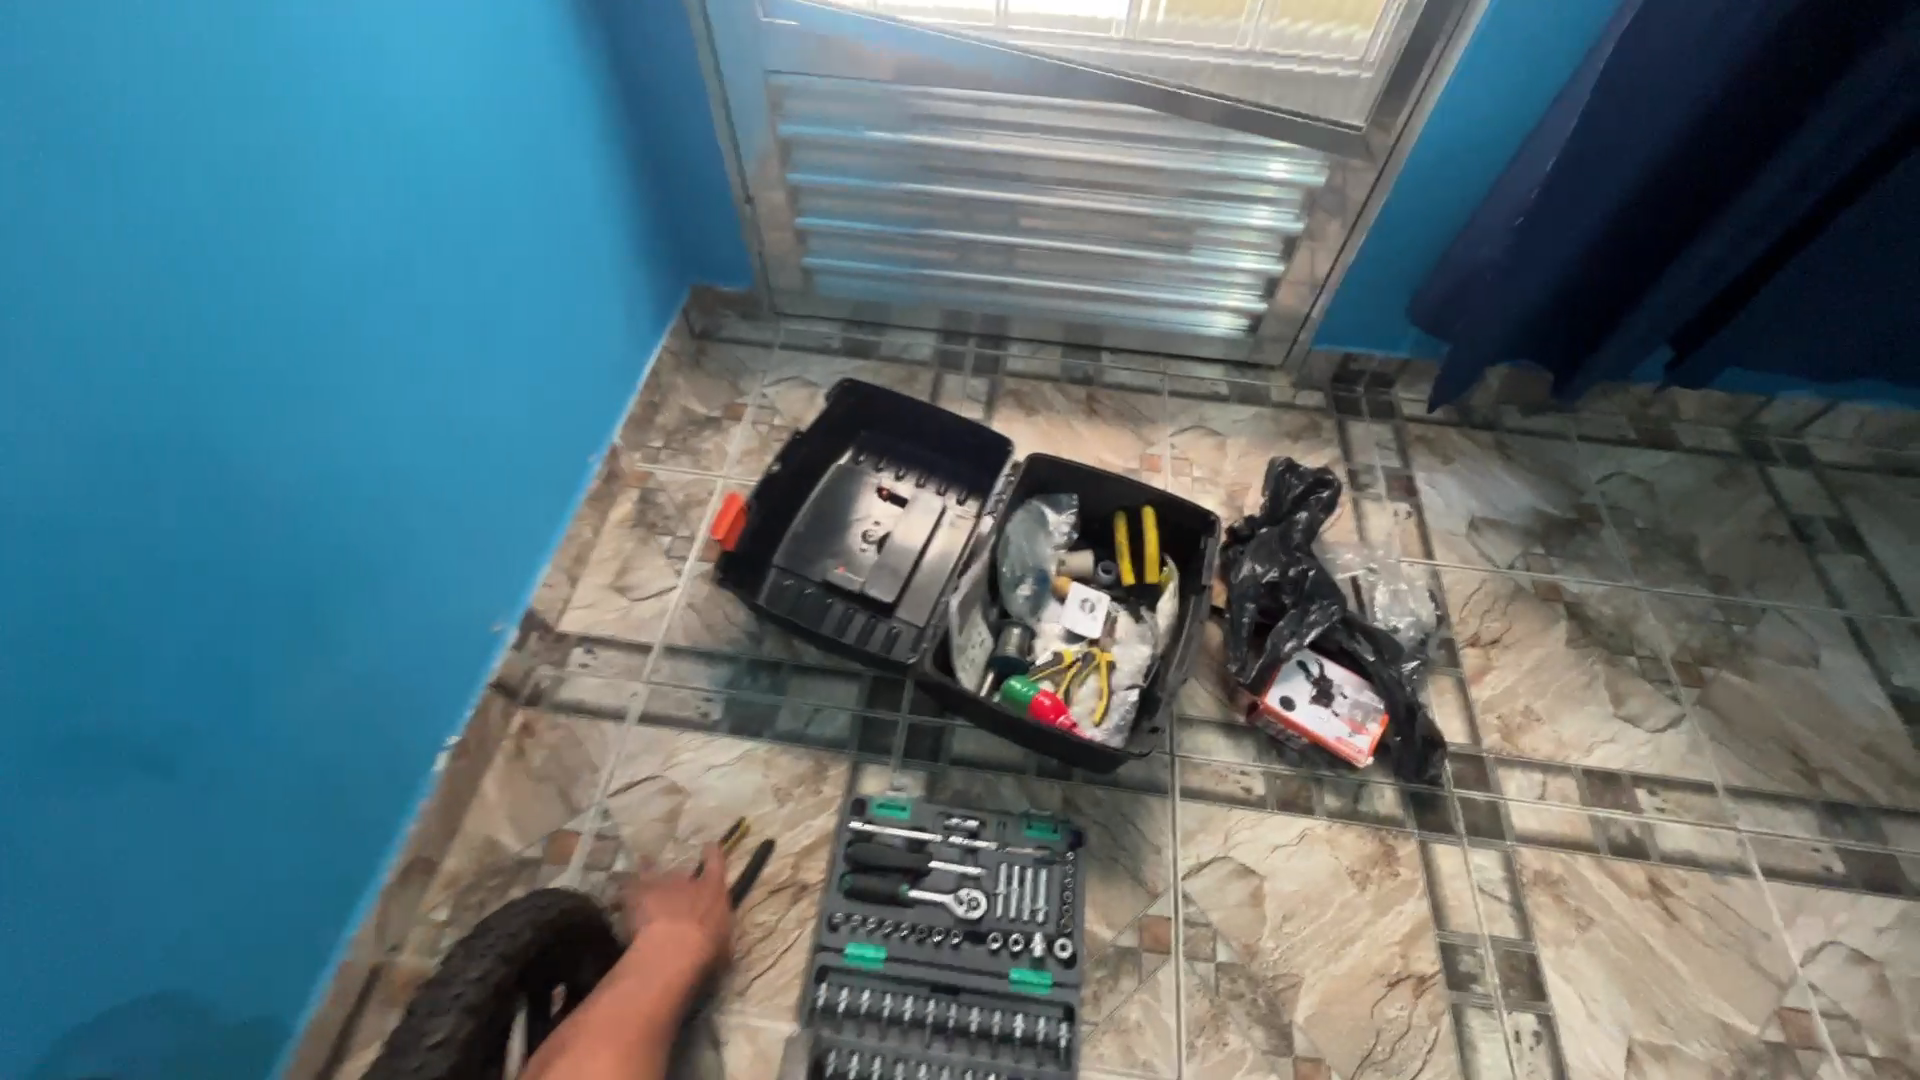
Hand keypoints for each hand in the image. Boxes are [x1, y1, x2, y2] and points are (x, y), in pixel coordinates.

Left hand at [621, 843, 734, 978]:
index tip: (710, 845)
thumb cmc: (707, 947)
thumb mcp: (723, 946)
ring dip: (648, 880)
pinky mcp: (637, 895)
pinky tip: (621, 895)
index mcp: (713, 889)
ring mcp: (661, 885)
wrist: (674, 947)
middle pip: (681, 873)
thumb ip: (719, 939)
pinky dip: (626, 891)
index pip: (716, 863)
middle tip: (671, 892)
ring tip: (641, 879)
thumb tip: (718, 943)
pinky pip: (629, 888)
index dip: (712, 853)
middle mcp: (688, 881)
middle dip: (677, 882)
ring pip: (652, 875)